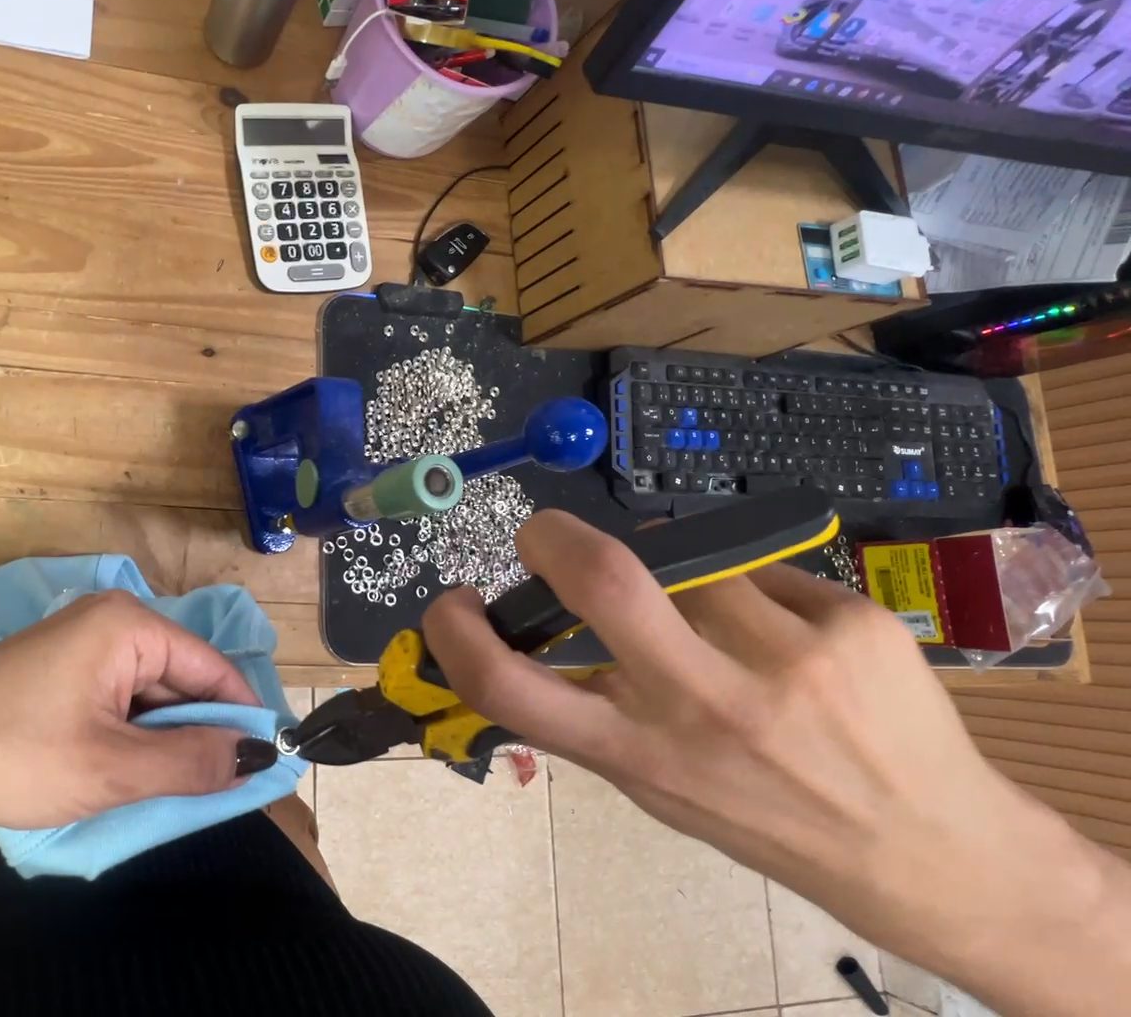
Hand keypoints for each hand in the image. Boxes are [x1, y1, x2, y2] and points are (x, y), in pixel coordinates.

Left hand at [0, 590, 277, 830]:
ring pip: (150, 695)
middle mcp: (108, 621)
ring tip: (168, 793)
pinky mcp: (60, 674)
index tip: (266, 770)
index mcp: (126, 624)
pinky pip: (118, 702)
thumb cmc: (10, 756)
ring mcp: (80, 646)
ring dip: (163, 743)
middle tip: (213, 796)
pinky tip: (128, 776)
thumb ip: (191, 762)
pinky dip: (131, 739)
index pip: (212, 667)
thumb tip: (256, 754)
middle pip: (182, 679)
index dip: (242, 718)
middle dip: (200, 735)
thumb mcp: (110, 768)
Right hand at [419, 509, 1122, 1002]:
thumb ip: (593, 710)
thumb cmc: (763, 819)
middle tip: (544, 536)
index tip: (452, 604)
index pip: (508, 686)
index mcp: (639, 755)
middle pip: (600, 577)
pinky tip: (789, 639)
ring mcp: (786, 658)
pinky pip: (759, 572)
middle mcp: (706, 706)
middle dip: (551, 535)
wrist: (941, 856)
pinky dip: (750, 592)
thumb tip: (536, 630)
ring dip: (675, 576)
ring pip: (686, 561)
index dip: (455, 632)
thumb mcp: (654, 787)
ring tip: (715, 621)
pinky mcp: (851, 621)